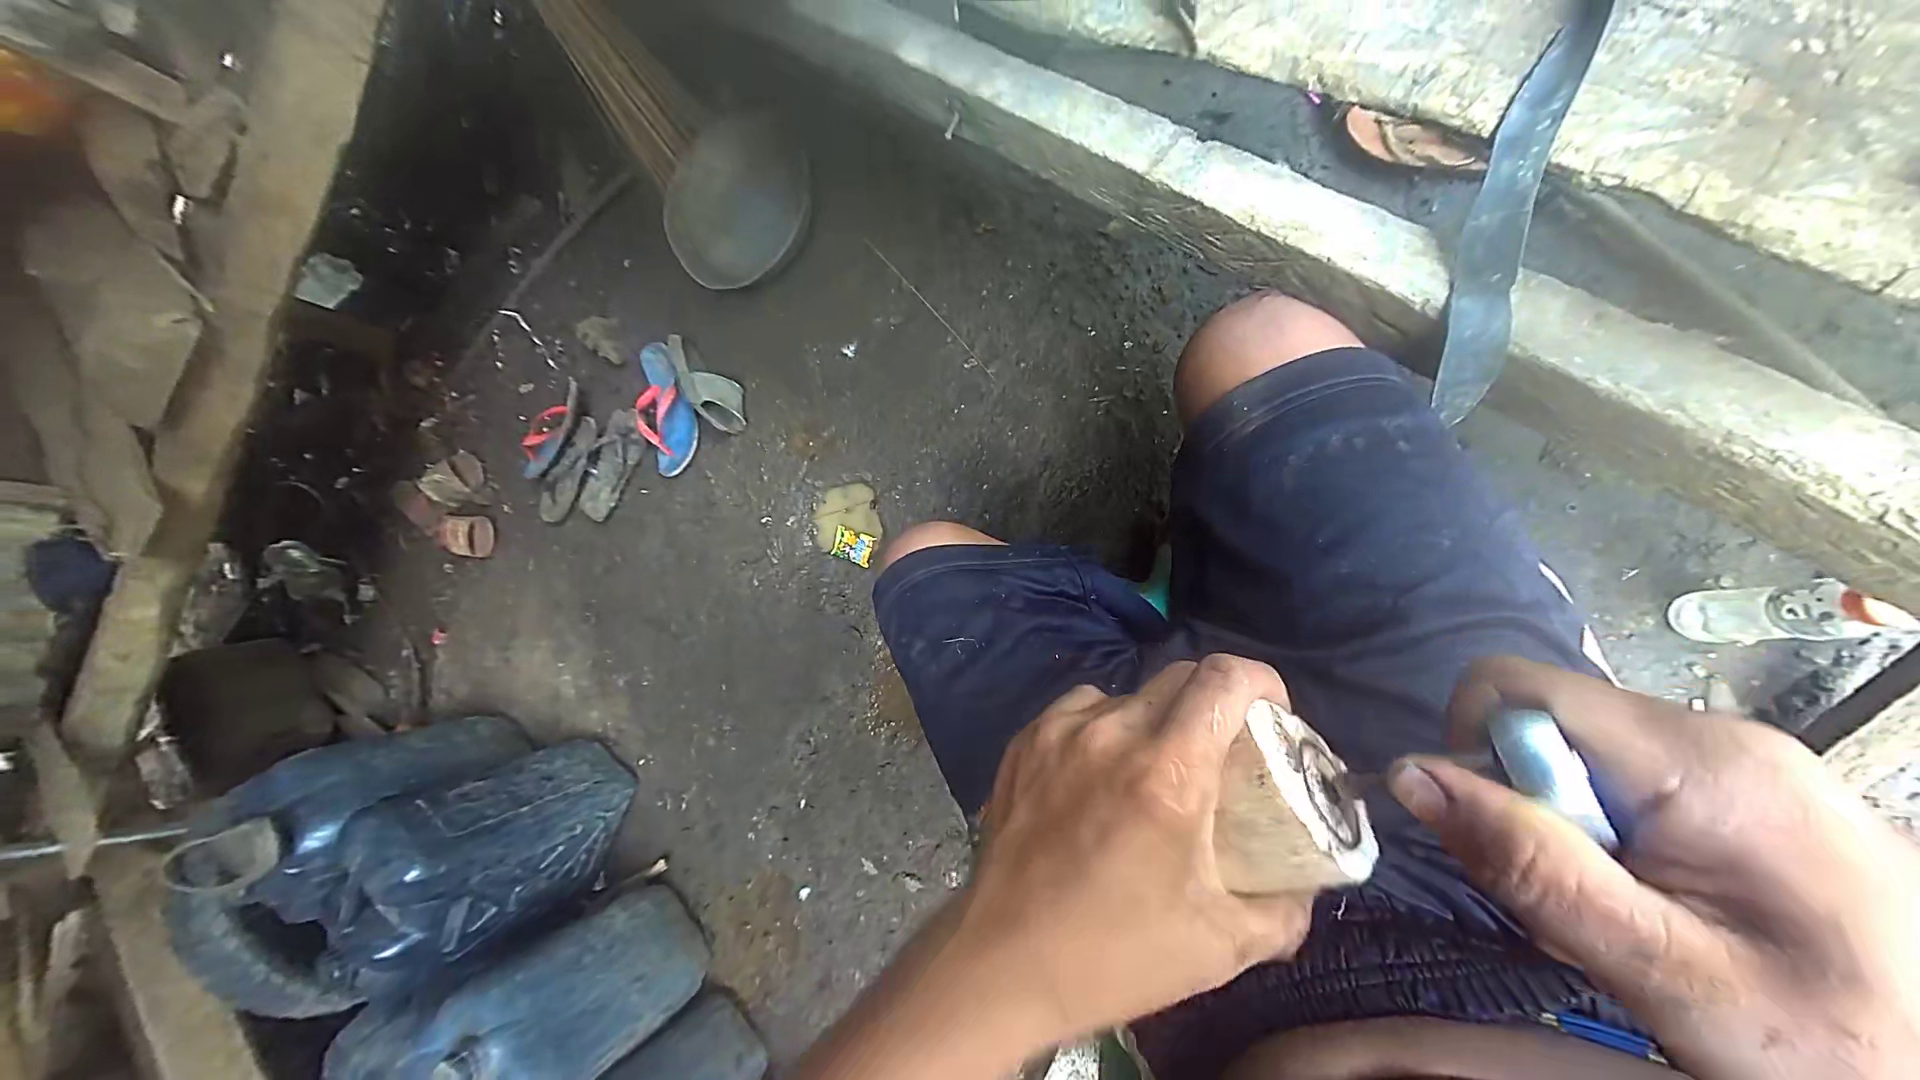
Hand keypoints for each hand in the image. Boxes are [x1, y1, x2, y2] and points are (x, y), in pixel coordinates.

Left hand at [951, 655, 1314, 1042]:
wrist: (1006, 958)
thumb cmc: (1116, 953)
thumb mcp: (1223, 944)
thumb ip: (1283, 907)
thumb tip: (1303, 883)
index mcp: (1169, 771)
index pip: (1224, 679)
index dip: (1261, 681)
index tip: (1272, 713)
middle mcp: (1112, 733)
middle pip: (1180, 678)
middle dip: (1215, 702)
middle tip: (1221, 749)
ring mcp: (1060, 731)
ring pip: (1128, 694)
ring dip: (1156, 718)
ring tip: (1154, 767)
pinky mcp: (1025, 740)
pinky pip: (1080, 709)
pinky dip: (1104, 726)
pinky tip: (1100, 771)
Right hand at [1390, 655, 1919, 1079]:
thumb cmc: (1837, 1047)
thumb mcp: (1669, 974)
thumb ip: (1532, 865)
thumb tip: (1408, 775)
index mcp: (1702, 759)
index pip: (1513, 687)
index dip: (1470, 747)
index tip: (1498, 833)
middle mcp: (1714, 733)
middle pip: (1538, 724)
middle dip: (1520, 805)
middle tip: (1573, 900)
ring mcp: (1729, 756)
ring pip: (1567, 755)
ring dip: (1556, 828)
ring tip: (1621, 914)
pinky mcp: (1732, 782)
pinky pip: (1610, 777)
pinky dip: (1596, 834)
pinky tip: (1648, 901)